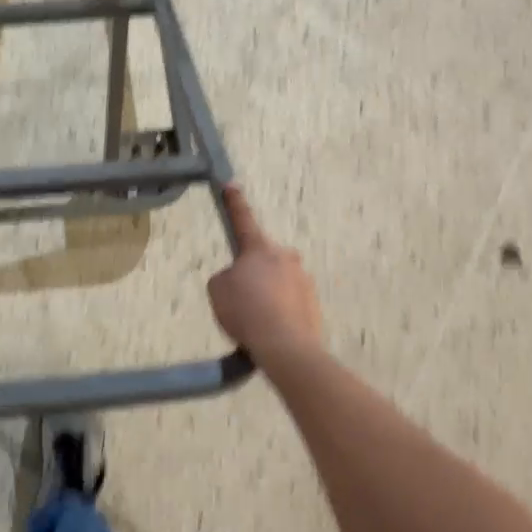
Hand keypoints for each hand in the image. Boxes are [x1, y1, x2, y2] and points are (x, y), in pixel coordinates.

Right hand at [208, 184, 324, 365]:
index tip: (230, 185)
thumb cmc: (245, 310)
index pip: (243, 219)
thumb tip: (240, 279)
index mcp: (259, 248)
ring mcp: (304, 279)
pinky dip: (280, 310)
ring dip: (266, 293)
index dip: (234, 202)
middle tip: (239, 297)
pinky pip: (290, 301)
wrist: (285, 346)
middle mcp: (285, 257)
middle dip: (252, 271)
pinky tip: (270, 329)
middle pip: (262, 258)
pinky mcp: (314, 303)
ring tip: (255, 320)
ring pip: (277, 281)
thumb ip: (225, 276)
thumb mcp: (217, 289)